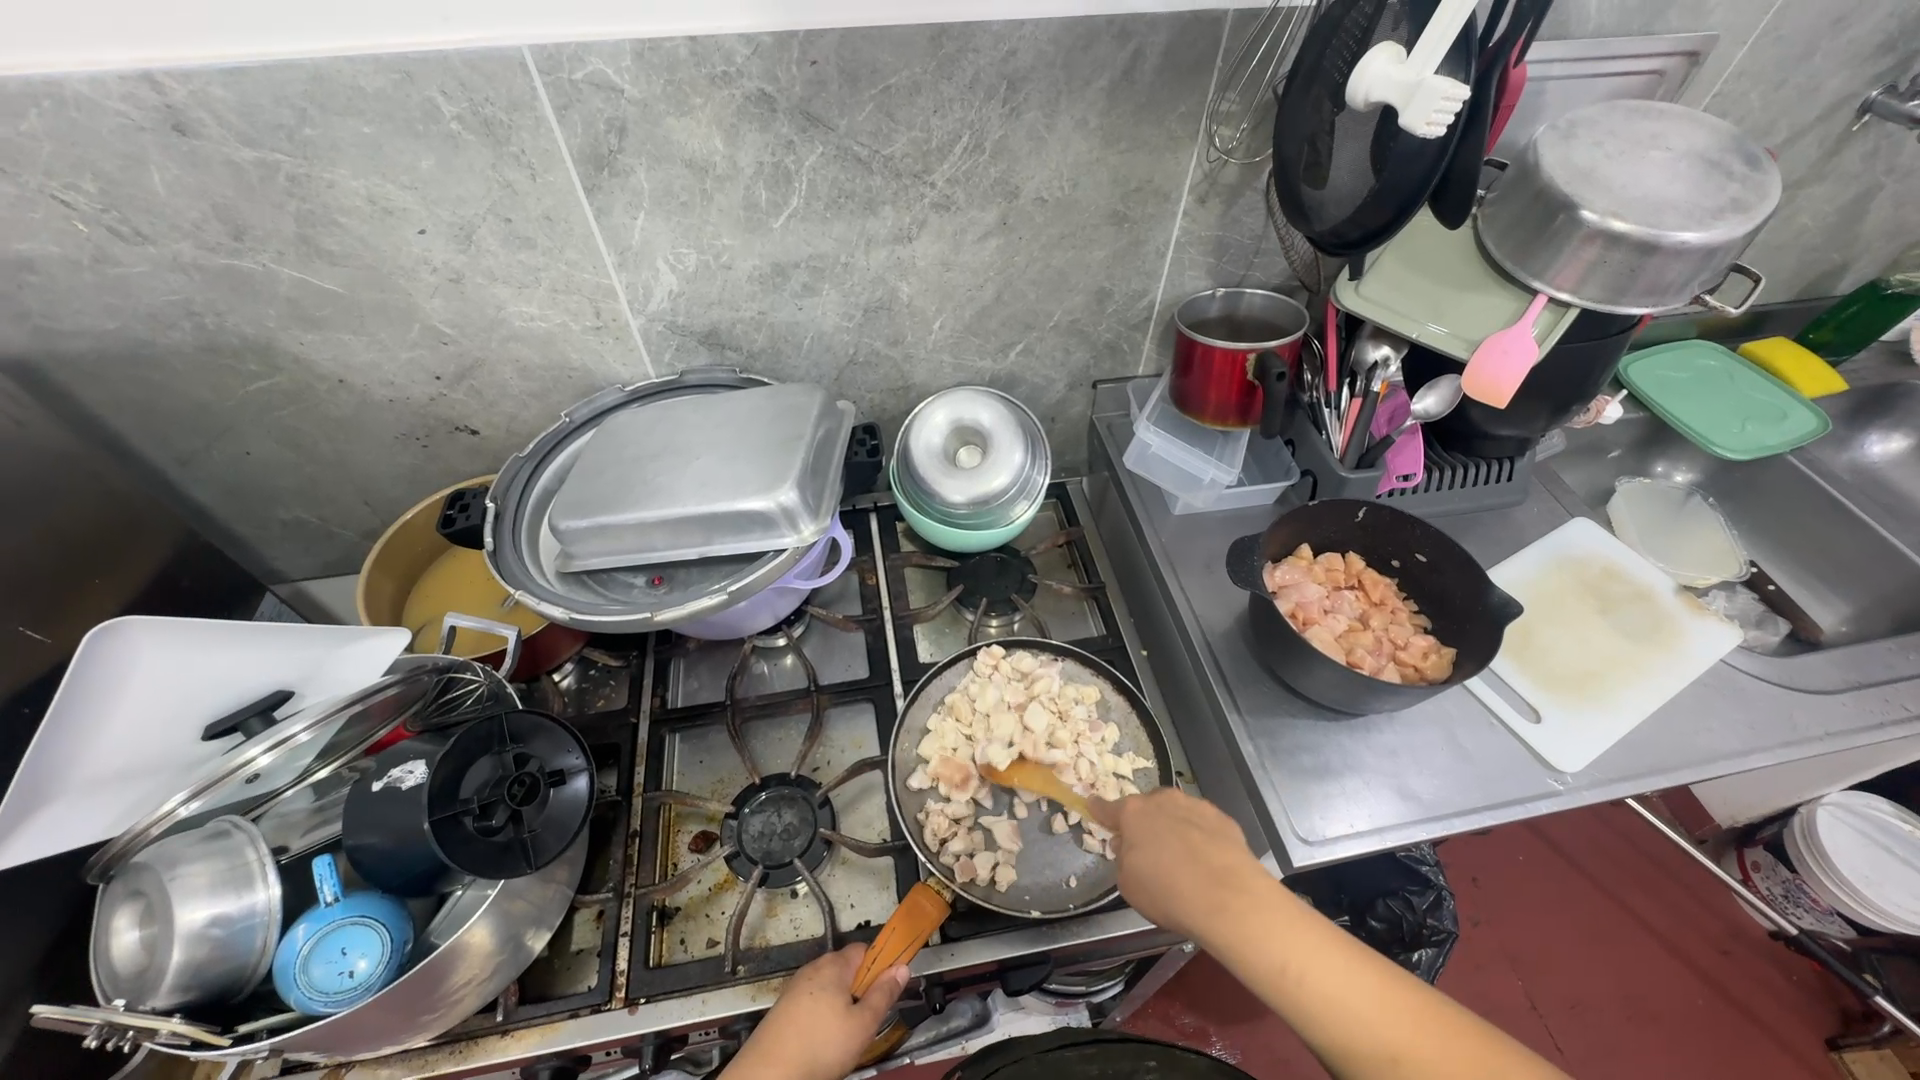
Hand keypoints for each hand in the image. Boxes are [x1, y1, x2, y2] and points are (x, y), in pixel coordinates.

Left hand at [723, 943, 907, 1079]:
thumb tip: (902, 966)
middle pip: (846, 968)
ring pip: (829, 987)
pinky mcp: (783, 1007)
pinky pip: (812, 1001)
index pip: (865, 949)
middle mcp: (813, 968)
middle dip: (860, 989)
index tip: (888, 988)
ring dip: (842, 1003)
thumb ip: (884, 994)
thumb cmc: (821, 1046)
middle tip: (867, 1018)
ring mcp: (795, 987)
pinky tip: (822, 1040)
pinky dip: (822, 1014)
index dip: (880, 964)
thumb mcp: (863, 1024)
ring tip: (845, 1034)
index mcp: (834, 965)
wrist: (768, 1075)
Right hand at [1089, 788, 1278, 942]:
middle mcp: (1163, 801)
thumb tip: (1131, 849)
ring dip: (1174, 828)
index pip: (1107, 809)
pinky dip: (1201, 838)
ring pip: (1177, 813)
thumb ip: (1124, 860)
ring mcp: (1196, 807)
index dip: (1099, 810)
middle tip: (1148, 850)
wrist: (1229, 898)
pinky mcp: (1224, 820)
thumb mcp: (1128, 884)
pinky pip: (1203, 826)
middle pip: (1147, 808)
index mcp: (1133, 813)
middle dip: (1145, 823)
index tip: (1092, 805)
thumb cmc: (1167, 892)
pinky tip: (1207, 862)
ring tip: (1182, 859)